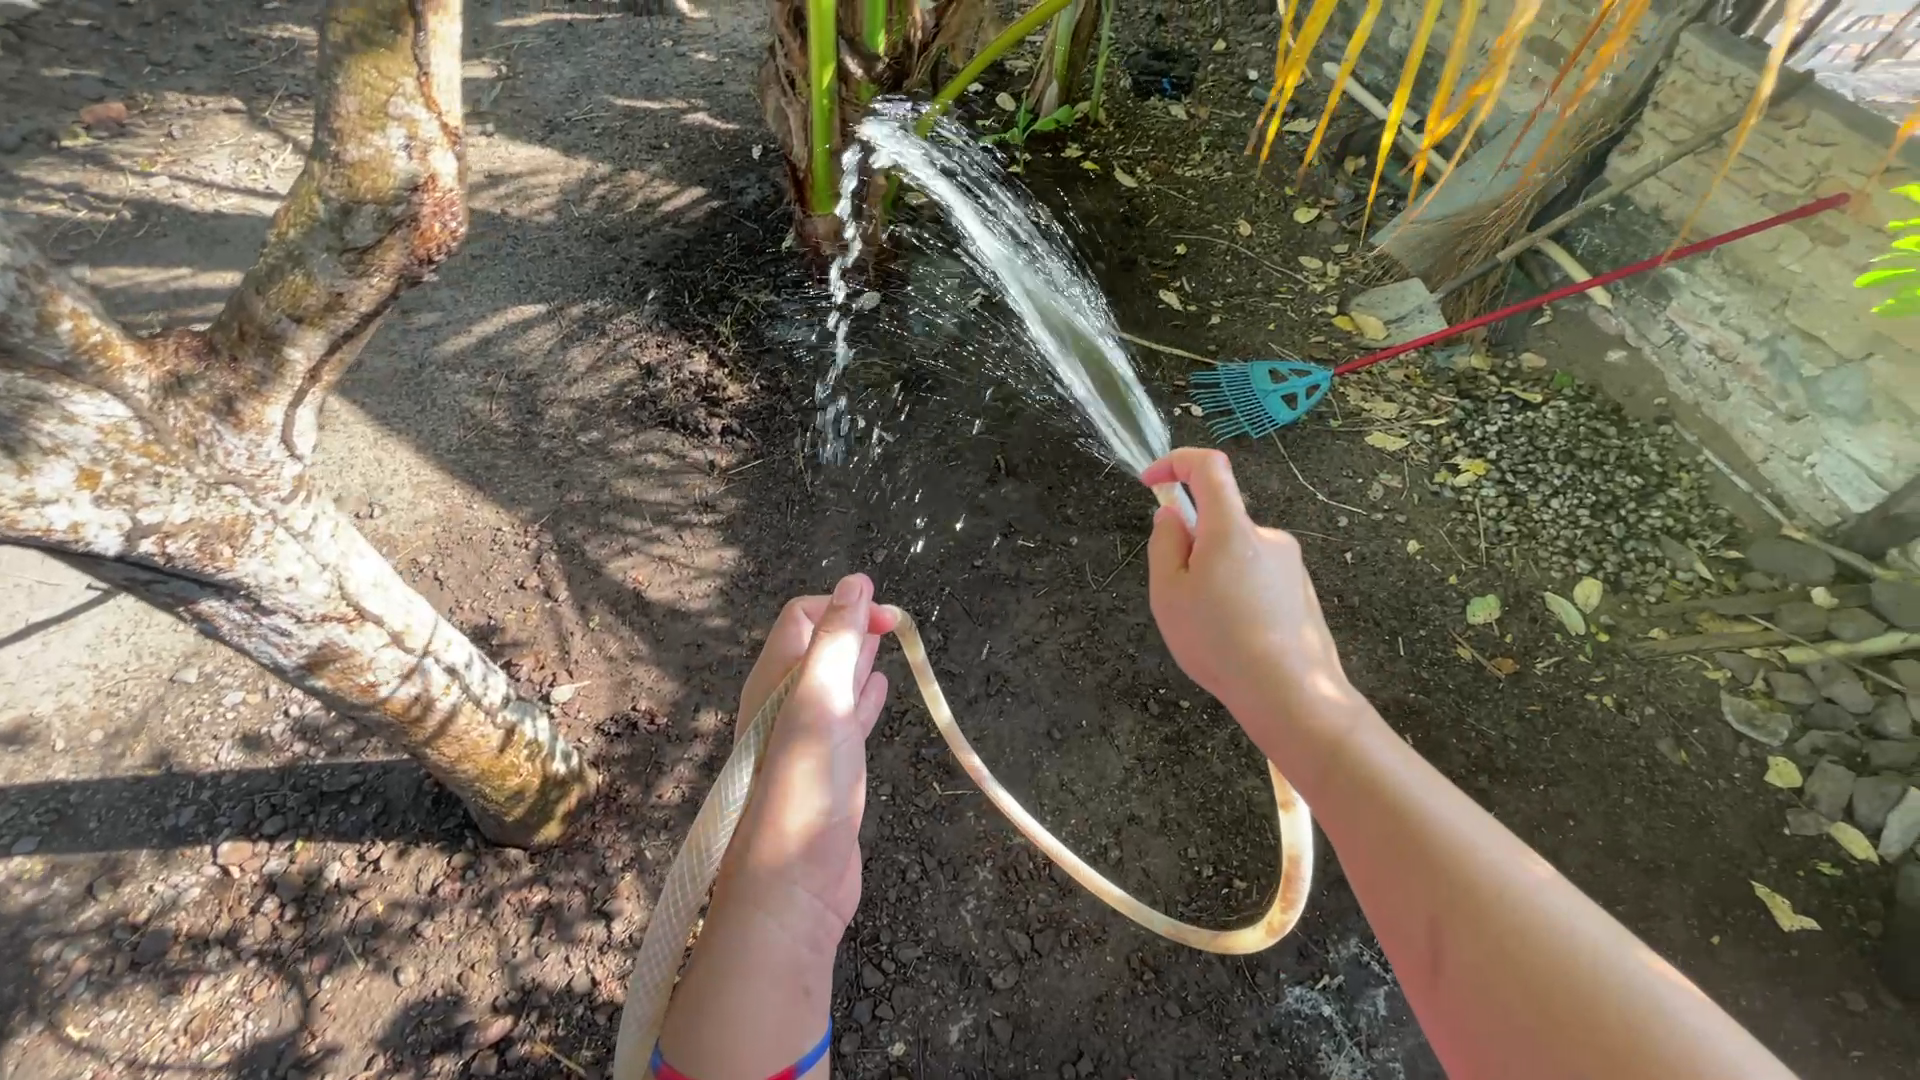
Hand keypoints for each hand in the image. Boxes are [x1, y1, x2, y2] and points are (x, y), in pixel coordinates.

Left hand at [718, 573, 896, 951]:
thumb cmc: (803, 789)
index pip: (802, 617)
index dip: (842, 605)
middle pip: (819, 645)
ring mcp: (807, 737)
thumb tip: (856, 581)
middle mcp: (786, 702)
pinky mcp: (829, 768)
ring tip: (892, 641)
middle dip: (854, 624)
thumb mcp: (820, 702)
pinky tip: (884, 688)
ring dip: (861, 656)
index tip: (887, 616)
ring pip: (836, 680)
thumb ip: (837, 640)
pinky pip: (849, 717)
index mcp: (774, 680)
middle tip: (895, 620)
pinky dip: (866, 696)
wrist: (791, 889)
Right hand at [1140, 448, 1352, 728]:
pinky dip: (1238, 590)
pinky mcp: (1300, 587)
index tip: (1152, 482)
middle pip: (1220, 518)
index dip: (1175, 462)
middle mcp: (1267, 536)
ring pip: (1237, 551)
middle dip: (1192, 544)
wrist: (1288, 691)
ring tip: (1209, 624)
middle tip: (1179, 594)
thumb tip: (1173, 515)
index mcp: (1231, 529)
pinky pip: (1258, 574)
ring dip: (1215, 572)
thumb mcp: (1169, 593)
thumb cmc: (1218, 641)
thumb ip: (1165, 544)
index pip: (1209, 467)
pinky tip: (1236, 634)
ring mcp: (1289, 562)